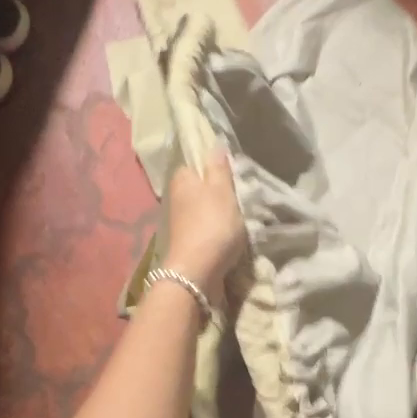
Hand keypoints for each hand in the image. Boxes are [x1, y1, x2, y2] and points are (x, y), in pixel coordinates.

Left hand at [162, 150, 245, 303]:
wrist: (197, 272)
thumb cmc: (212, 225)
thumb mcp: (222, 190)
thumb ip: (219, 168)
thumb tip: (215, 145)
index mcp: (182, 179)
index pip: (196, 163)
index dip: (213, 167)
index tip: (233, 174)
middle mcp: (176, 198)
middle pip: (200, 188)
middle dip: (217, 192)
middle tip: (240, 197)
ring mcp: (180, 223)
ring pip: (202, 210)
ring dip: (218, 214)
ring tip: (238, 218)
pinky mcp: (186, 243)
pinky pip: (204, 230)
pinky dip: (215, 232)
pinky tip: (228, 237)